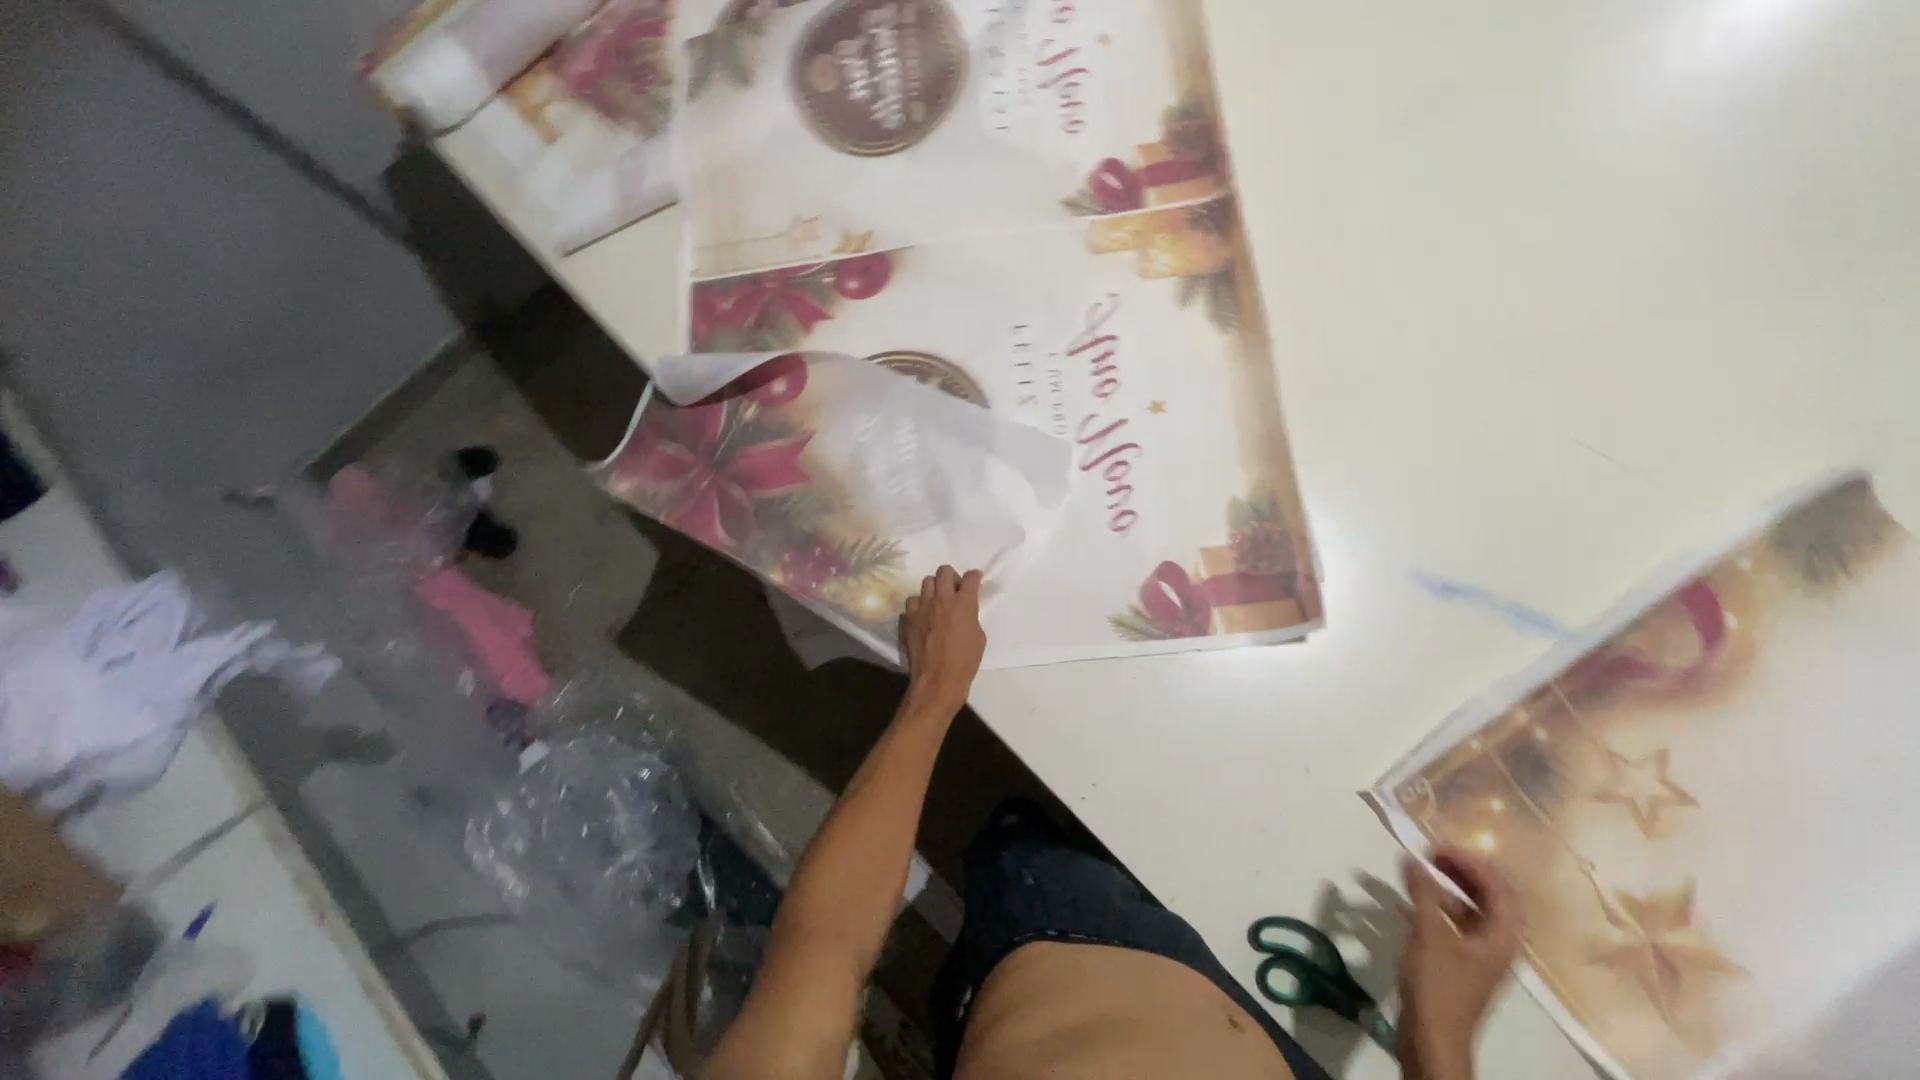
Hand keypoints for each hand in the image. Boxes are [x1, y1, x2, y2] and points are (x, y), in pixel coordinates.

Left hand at [900, 566, 985, 714]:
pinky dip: (919, 606)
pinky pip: (912, 602)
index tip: (975, 580)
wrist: (937, 679)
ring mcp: (922, 607)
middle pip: (943, 571)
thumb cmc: (964, 661)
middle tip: (954, 591)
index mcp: (963, 603)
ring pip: (926, 583)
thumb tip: (965, 611)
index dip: (974, 576)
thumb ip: (971, 617)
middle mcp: (941, 599)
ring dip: (934, 590)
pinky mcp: (908, 618)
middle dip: (951, 577)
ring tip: (937, 603)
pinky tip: (923, 617)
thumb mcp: (978, 637)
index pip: (970, 577)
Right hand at [1397, 848, 1518, 1079]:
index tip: (1439, 847)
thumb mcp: (1429, 932)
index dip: (1472, 863)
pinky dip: (1432, 910)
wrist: (1433, 1037)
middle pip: (1488, 899)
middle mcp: (1497, 944)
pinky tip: (1403, 904)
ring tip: (1416, 876)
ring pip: (1467, 912)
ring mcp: (1478, 957)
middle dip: (1461, 873)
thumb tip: (1412, 858)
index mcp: (1502, 937)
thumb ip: (1422, 892)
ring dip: (1444, 890)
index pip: (1499, 888)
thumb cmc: (1438, 984)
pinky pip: (1451, 927)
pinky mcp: (1457, 966)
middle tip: (1431, 855)